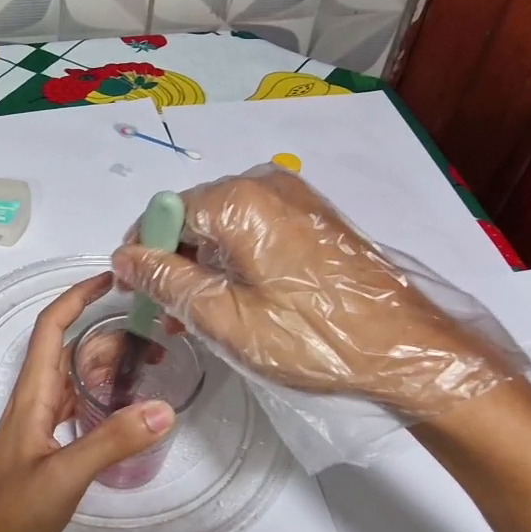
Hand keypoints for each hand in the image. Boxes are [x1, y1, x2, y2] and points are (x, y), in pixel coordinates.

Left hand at [0, 273, 175, 531]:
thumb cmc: (10, 509)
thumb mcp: (65, 475)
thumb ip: (111, 442)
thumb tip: (163, 409)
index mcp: (33, 394)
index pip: (51, 328)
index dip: (77, 297)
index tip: (111, 280)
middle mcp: (34, 400)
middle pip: (71, 350)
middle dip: (110, 335)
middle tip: (156, 338)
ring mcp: (38, 424)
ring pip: (75, 379)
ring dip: (108, 366)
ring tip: (151, 368)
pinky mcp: (44, 446)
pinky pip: (76, 406)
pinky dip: (102, 397)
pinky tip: (126, 411)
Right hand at [110, 166, 509, 416]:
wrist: (407, 348)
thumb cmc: (310, 337)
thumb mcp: (224, 317)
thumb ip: (166, 281)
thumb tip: (123, 257)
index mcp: (239, 201)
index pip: (164, 212)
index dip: (142, 252)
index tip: (136, 294)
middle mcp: (265, 183)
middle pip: (193, 215)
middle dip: (172, 260)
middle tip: (168, 313)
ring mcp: (294, 197)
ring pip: (223, 224)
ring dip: (202, 265)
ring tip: (198, 316)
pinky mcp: (312, 216)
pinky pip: (253, 228)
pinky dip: (234, 260)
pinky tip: (235, 298)